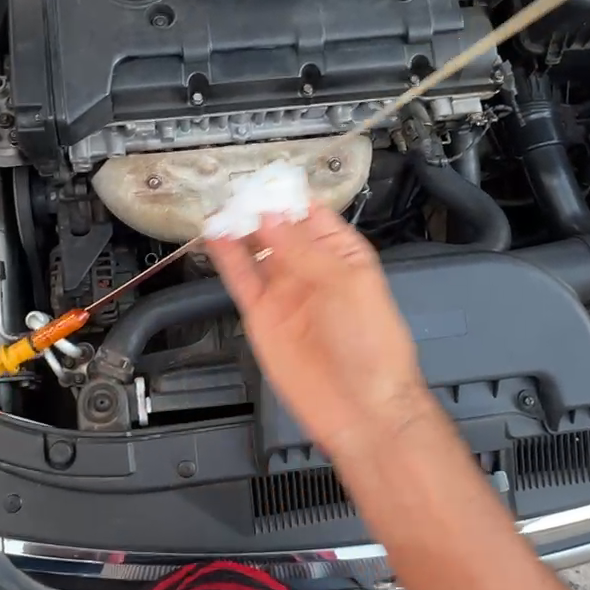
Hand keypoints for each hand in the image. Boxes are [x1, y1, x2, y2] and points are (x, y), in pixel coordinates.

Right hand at [206, 204, 436, 466]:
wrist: (362, 407)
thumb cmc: (374, 348)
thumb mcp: (345, 285)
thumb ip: (304, 250)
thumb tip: (272, 218)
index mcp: (341, 255)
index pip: (309, 213)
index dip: (286, 198)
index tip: (264, 183)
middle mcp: (311, 269)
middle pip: (277, 228)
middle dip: (257, 209)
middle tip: (236, 194)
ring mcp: (285, 292)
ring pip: (255, 249)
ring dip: (238, 228)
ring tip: (220, 209)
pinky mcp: (262, 315)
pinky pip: (240, 278)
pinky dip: (225, 257)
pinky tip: (215, 236)